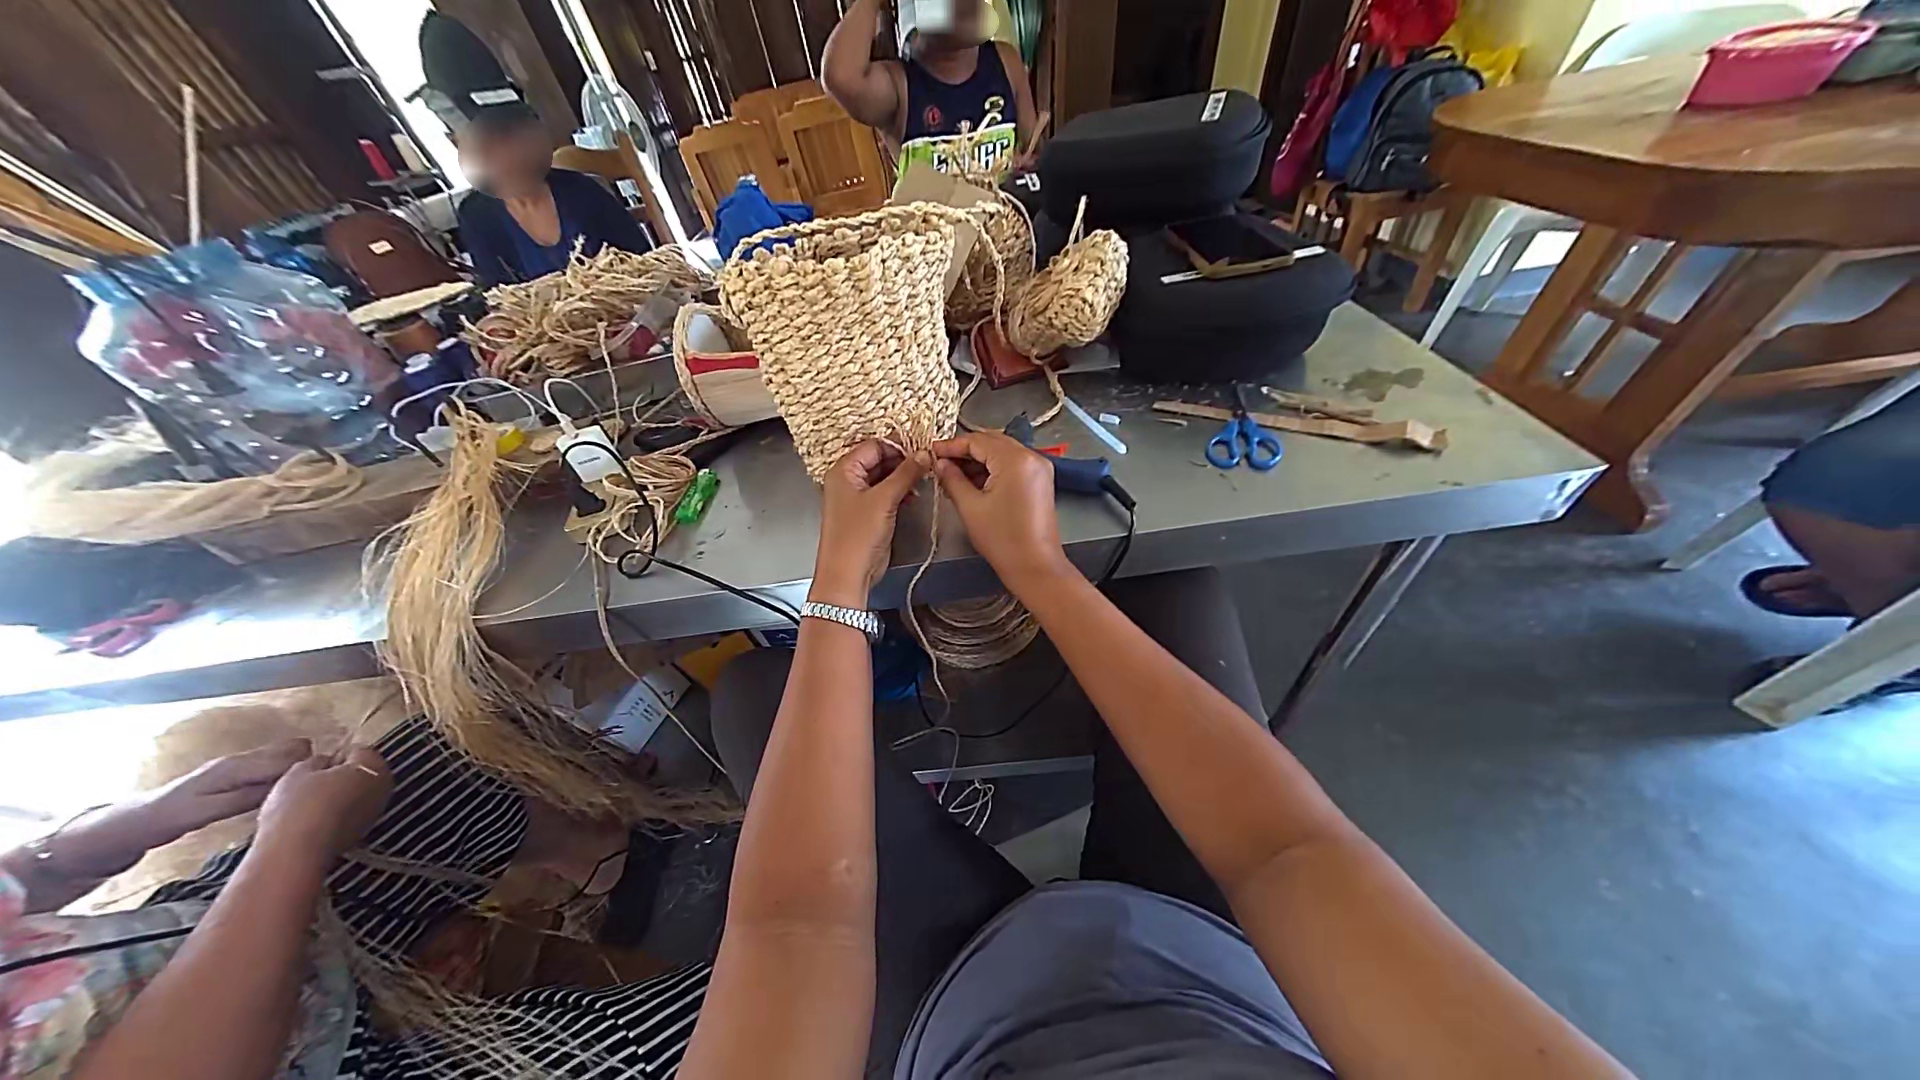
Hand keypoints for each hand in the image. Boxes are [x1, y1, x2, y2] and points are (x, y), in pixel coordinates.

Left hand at [150, 738, 312, 839]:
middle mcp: (243, 758)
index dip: (312, 768)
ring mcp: (240, 764)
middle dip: (311, 764)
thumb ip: (246, 798)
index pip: (291, 757)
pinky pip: (276, 764)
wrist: (128, 824)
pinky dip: (287, 773)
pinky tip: (281, 793)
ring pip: (288, 754)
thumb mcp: (204, 814)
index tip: (323, 786)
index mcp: (238, 766)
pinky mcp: (239, 772)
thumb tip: (289, 786)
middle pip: (296, 749)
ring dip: (300, 768)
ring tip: (299, 792)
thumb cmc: (164, 819)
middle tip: (311, 790)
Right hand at [255, 747, 392, 863]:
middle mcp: (385, 784)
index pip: (358, 752)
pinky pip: (353, 813)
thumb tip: (326, 762)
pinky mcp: (366, 829)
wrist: (296, 851)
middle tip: (310, 787)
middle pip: (363, 772)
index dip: (334, 758)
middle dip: (341, 776)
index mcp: (374, 765)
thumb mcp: (298, 773)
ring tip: (310, 806)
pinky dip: (339, 813)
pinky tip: (316, 821)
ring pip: (359, 793)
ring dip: (341, 796)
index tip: (314, 770)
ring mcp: (378, 808)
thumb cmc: (298, 804)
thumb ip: (317, 761)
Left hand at [814, 440, 927, 606]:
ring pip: (885, 477)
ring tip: (922, 480)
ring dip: (904, 478)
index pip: (874, 445)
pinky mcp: (869, 513)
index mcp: (844, 470)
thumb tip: (923, 454)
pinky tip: (913, 496)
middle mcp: (849, 480)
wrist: (849, 573)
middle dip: (903, 462)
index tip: (922, 449)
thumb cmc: (857, 536)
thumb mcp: (884, 499)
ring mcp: (858, 497)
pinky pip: (886, 493)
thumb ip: (906, 473)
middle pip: (879, 460)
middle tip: (926, 465)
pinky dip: (900, 492)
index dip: (898, 445)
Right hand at [931, 432, 1069, 589]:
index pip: (977, 440)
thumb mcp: (970, 507)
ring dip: (979, 460)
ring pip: (1002, 452)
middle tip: (941, 462)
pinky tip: (974, 481)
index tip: (932, 452)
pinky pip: (1013, 464)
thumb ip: (953, 479)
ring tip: (954, 475)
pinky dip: (993, 468)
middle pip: (992, 441)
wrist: (1035, 566)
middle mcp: (1031, 457)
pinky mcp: (1041, 481)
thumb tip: (940, 463)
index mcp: (1015, 460)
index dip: (951, 445)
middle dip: (965, 451)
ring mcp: (1039, 468)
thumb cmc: (1002, 539)